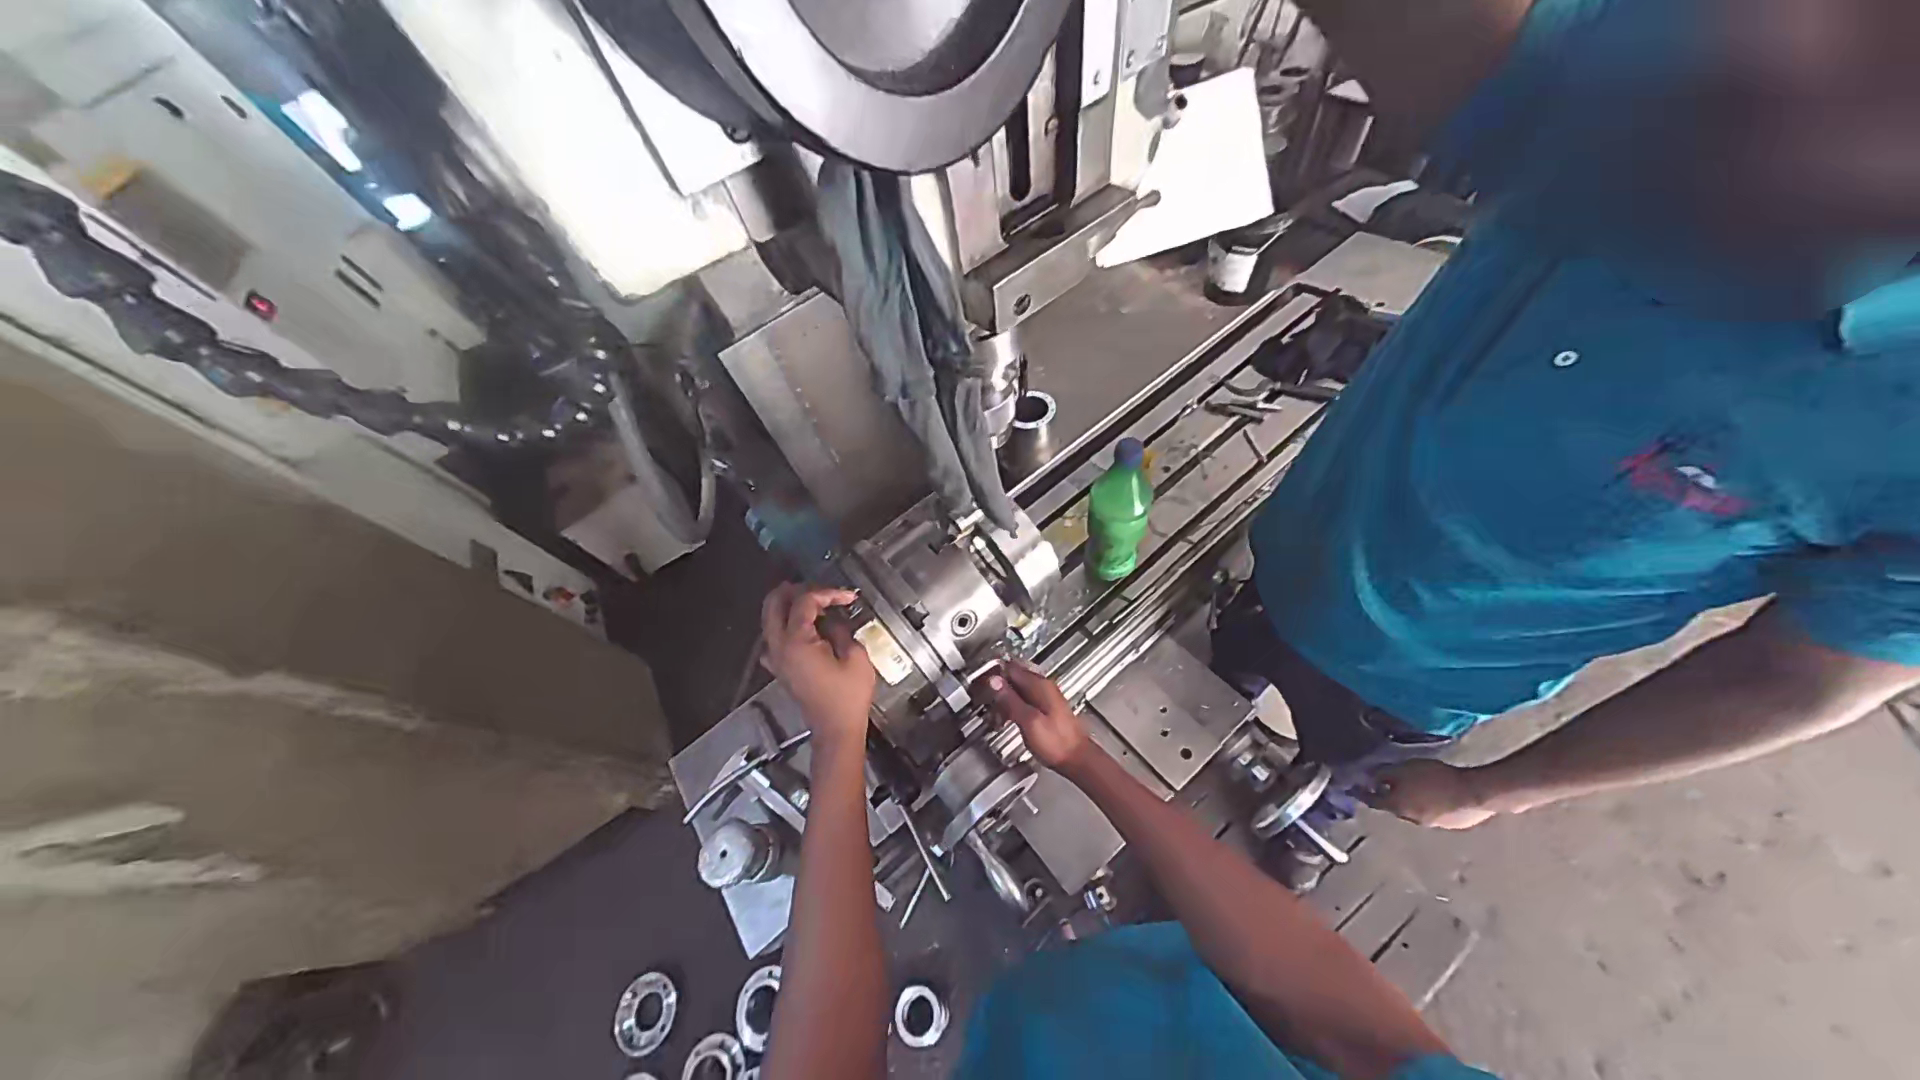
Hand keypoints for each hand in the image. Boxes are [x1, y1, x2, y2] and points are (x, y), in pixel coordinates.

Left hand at [761, 583, 874, 752]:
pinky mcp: (779, 668)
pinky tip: (804, 629)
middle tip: (822, 590)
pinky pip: (774, 638)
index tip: (848, 596)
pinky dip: (786, 626)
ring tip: (816, 603)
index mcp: (797, 641)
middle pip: (774, 603)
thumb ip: (840, 630)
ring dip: (789, 606)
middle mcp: (778, 646)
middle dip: (797, 590)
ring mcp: (775, 658)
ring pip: (770, 619)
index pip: (805, 602)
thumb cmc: (848, 695)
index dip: (827, 592)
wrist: (836, 729)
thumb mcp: (855, 656)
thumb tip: (832, 620)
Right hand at [979, 662, 1092, 770]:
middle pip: (1015, 677)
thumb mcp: (1028, 721)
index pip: (1011, 668)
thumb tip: (995, 682)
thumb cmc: (1057, 743)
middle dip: (999, 687)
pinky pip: (1025, 700)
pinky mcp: (1047, 710)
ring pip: (1019, 689)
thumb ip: (1010, 700)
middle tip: (987, 699)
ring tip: (997, 714)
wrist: (1077, 759)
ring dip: (1005, 699)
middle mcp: (1045, 688)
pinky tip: (1010, 719)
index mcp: (1040, 686)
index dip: (995, 674)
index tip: (983, 683)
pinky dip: (1014, 707)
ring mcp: (1047, 698)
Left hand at [1368, 760, 1503, 829]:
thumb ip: (1383, 774)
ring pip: (1416, 812)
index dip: (1363, 793)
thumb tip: (1370, 778)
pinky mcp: (1454, 825)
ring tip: (1417, 789)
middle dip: (1390, 797)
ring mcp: (1435, 825)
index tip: (1354, 789)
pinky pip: (1436, 814)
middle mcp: (1412, 820)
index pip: (1373, 801)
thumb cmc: (1434, 778)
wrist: (1475, 793)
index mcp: (1397, 807)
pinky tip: (1439, 796)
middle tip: (1389, 785)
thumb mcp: (1402, 769)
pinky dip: (1432, 806)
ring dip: (1413, 802)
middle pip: (1395, 807)